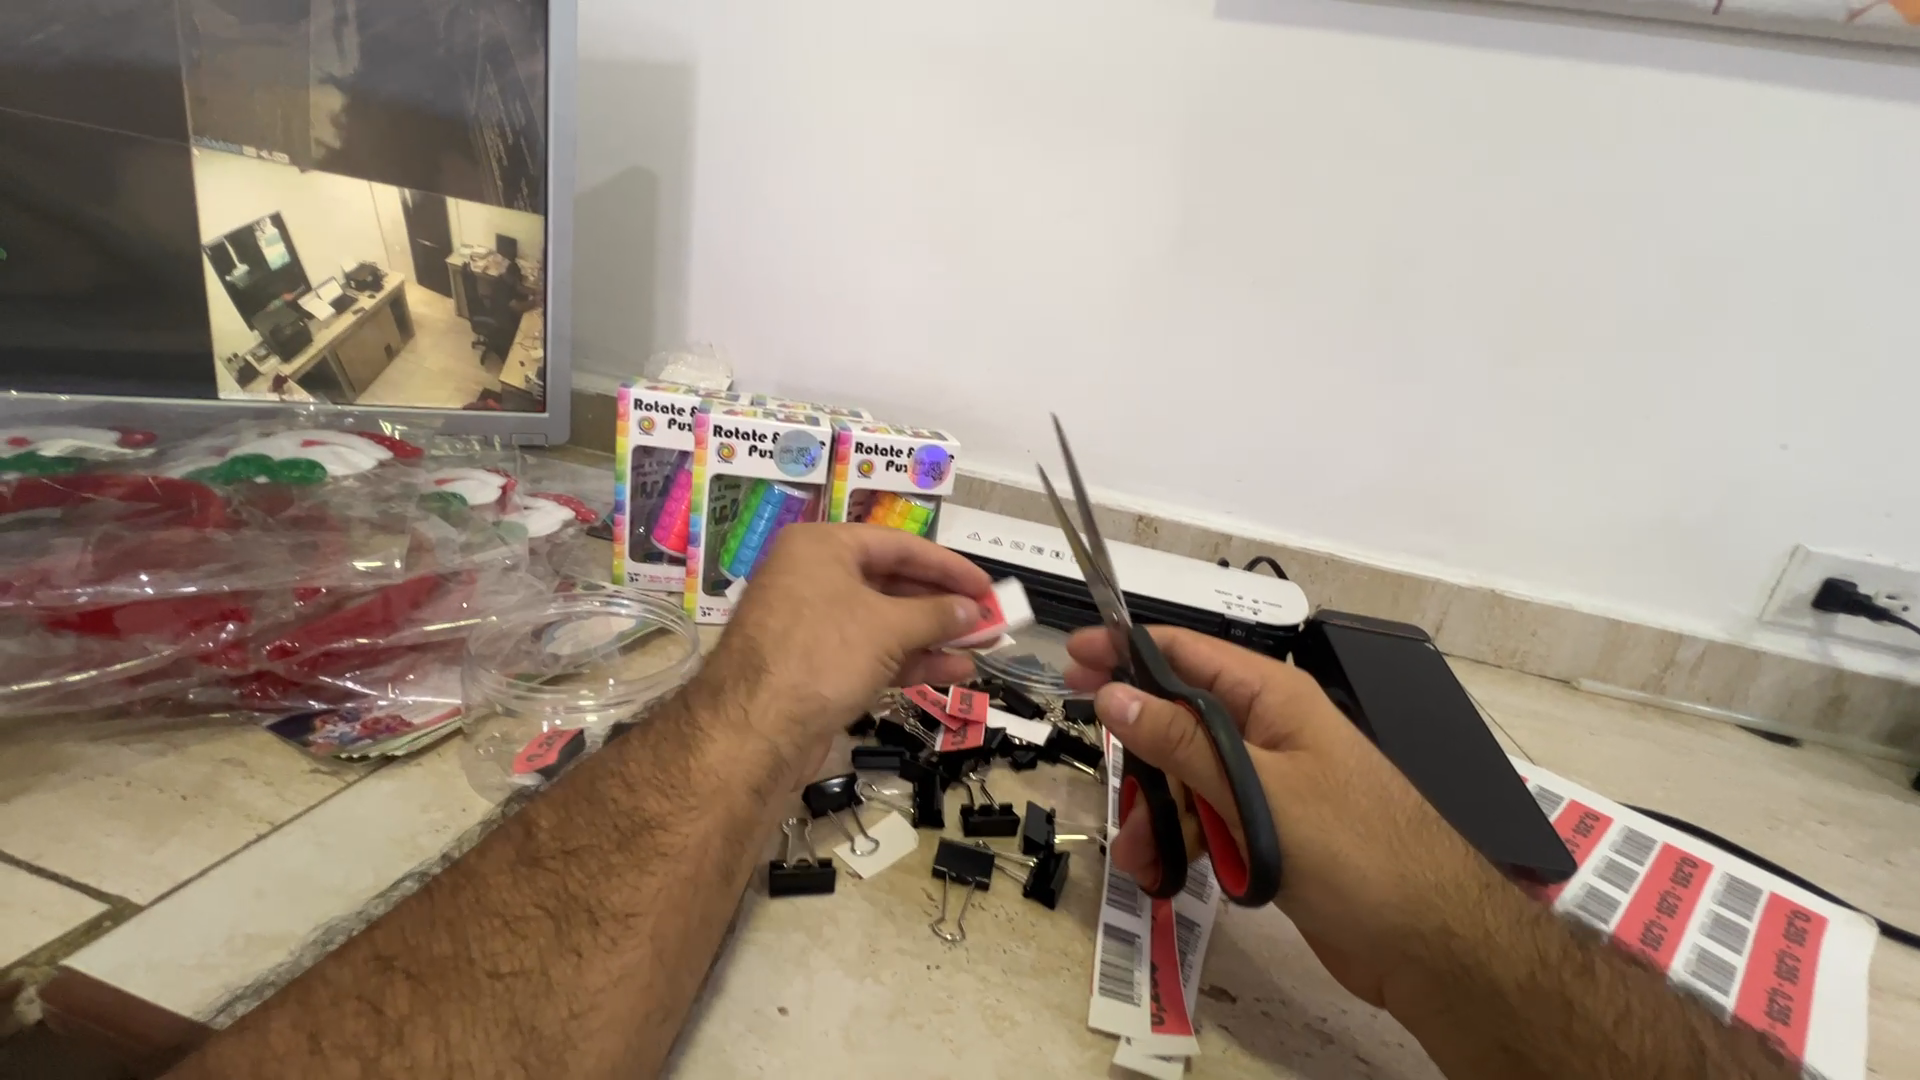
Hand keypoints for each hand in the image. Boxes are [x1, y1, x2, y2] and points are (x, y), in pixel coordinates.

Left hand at [702, 524, 991, 754]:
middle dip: (944, 605)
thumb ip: (938, 614)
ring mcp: (813, 624)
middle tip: (990, 619)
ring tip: (982, 647)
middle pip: (893, 583)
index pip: (900, 546)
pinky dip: (911, 660)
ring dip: (934, 636)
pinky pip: (872, 652)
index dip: (949, 567)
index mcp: (822, 547)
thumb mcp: (888, 628)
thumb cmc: (822, 655)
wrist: (753, 733)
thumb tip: (975, 610)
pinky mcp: (816, 665)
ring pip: (886, 622)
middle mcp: (814, 577)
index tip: (988, 586)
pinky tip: (953, 671)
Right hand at [1065, 627, 1505, 1007]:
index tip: (1074, 656)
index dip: (1126, 649)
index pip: (1185, 653)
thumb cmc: (1354, 850)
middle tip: (1095, 752)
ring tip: (1135, 851)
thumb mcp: (1255, 789)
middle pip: (1178, 717)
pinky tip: (1161, 869)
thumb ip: (1179, 740)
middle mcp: (1264, 729)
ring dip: (1155, 809)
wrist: (1433, 947)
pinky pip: (1206, 817)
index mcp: (1270, 697)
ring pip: (1185, 774)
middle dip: (1137, 747)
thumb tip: (1113, 693)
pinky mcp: (1265, 826)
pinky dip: (1181, 839)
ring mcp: (1265, 780)